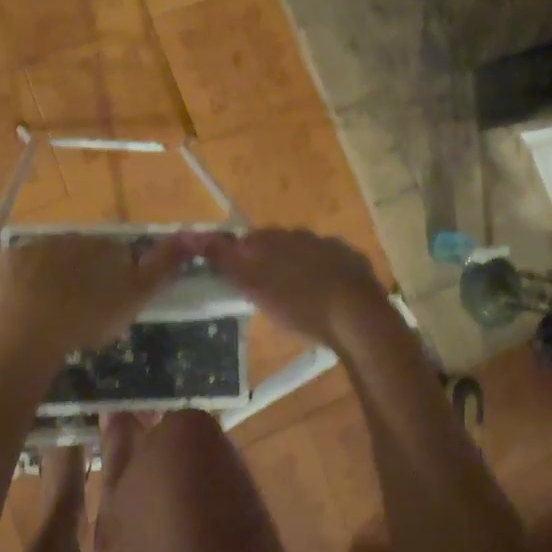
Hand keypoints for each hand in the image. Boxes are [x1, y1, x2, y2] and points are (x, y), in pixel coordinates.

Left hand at [0, 235, 185, 357]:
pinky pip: (22, 266)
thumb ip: (163, 265)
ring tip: (53, 311)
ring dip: (55, 276)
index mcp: (105, 245)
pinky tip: (27, 304)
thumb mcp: (137, 296)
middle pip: (85, 254)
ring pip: (53, 258)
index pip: (118, 254)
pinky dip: (26, 280)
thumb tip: (192, 235)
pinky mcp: (10, 259)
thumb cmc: (89, 317)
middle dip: (85, 274)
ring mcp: (37, 245)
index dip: (117, 277)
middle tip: (82, 310)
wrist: (32, 333)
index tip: (111, 303)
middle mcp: (73, 236)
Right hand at [199, 229, 391, 348]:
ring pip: (305, 252)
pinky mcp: (354, 261)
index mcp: (274, 239)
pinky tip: (326, 296)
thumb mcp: (255, 287)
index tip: (238, 277)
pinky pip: (332, 263)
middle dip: (269, 261)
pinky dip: (325, 275)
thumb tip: (194, 235)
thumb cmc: (299, 304)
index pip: (247, 239)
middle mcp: (301, 234)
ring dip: (298, 267)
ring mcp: (330, 245)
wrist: (357, 318)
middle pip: (277, 244)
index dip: (240, 256)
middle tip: (266, 291)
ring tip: (296, 296)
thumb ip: (225, 260)